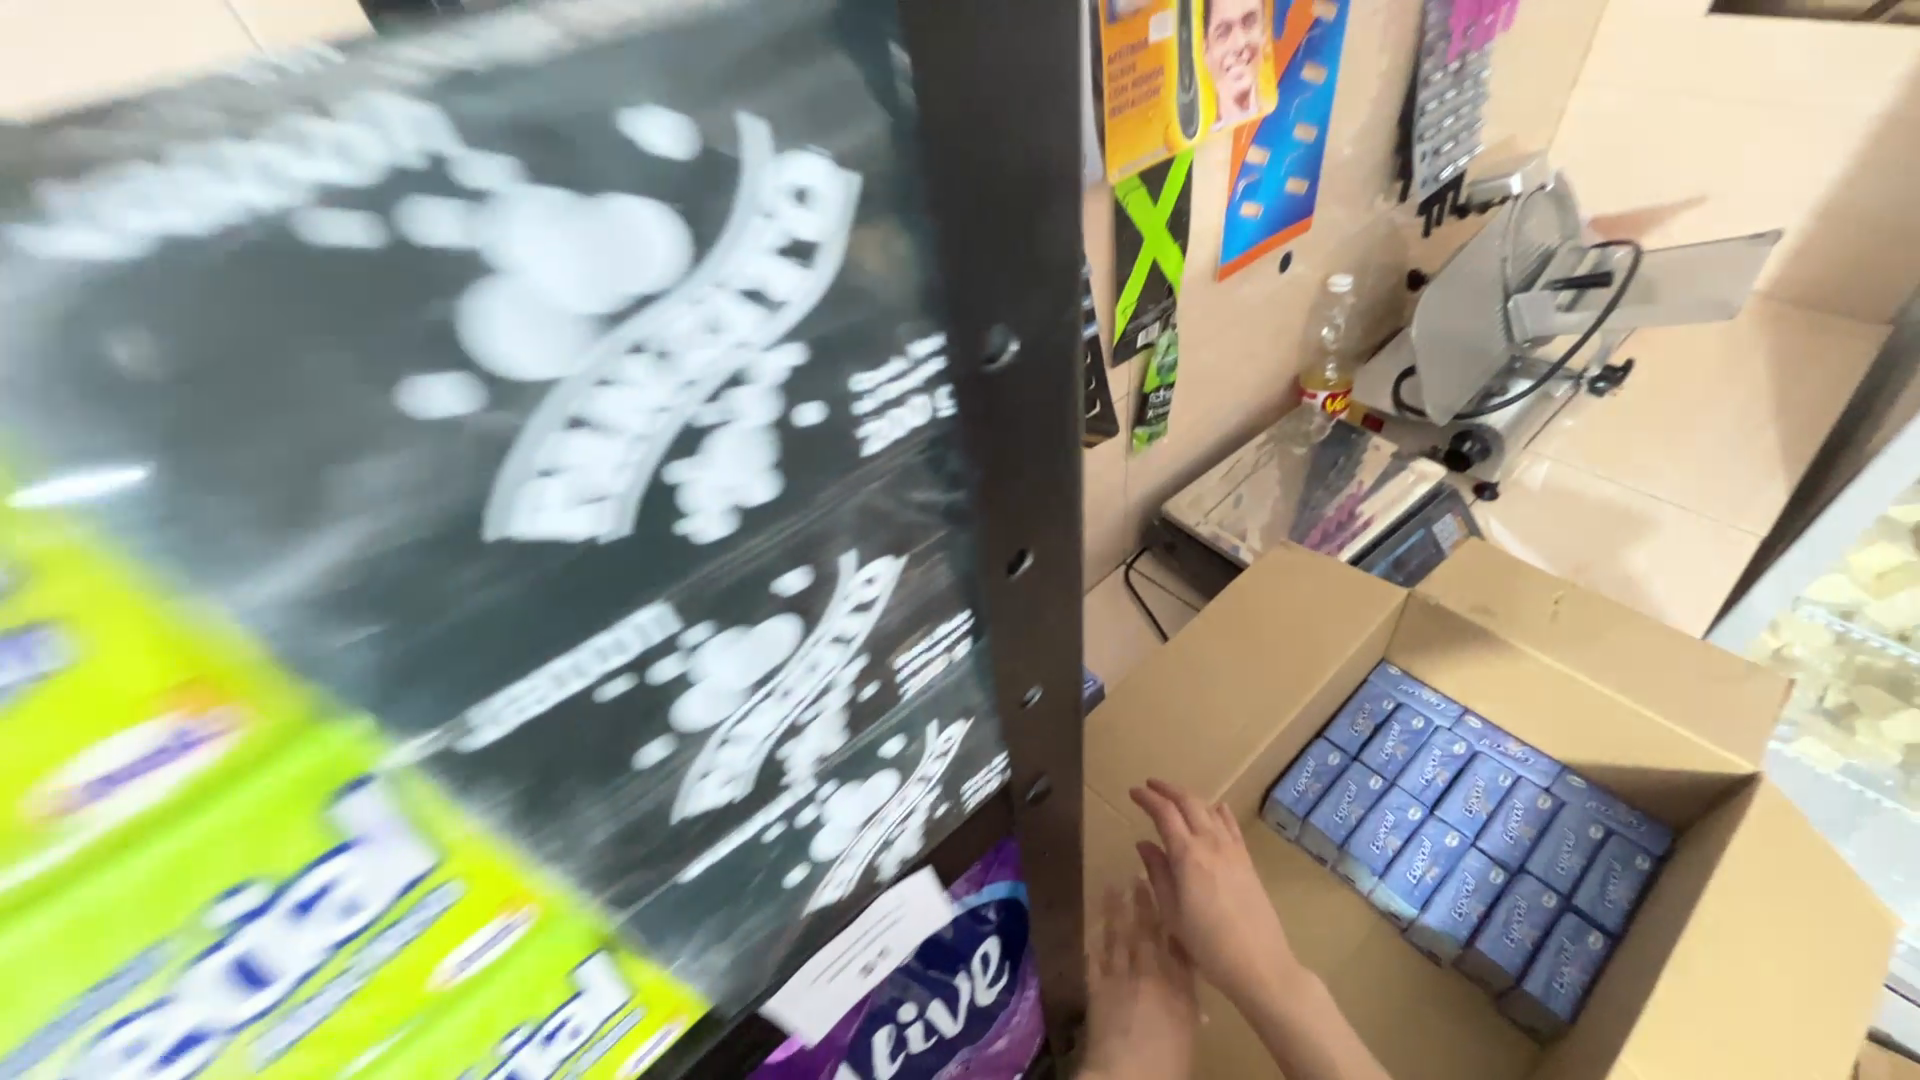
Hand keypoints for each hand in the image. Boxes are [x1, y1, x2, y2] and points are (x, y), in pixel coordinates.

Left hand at [1083, 879, 1196, 1079]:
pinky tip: (1093, 929)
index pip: (1177, 944)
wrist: (1128, 1075)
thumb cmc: (1168, 1063)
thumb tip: (1193, 1003)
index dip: (1172, 918)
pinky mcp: (1096, 986)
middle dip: (1143, 903)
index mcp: (1179, 986)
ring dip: (1115, 910)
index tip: (1169, 894)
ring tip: (1112, 887)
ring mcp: (1120, 976)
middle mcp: (1150, 973)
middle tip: (1138, 877)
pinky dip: (1094, 942)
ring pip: (1118, 935)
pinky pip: (1094, 958)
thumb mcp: (1186, 1032)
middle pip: (1147, 930)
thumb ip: (1187, 1007)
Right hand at [1130, 778, 1298, 1006]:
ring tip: (1175, 796)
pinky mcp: (1248, 861)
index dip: (1147, 798)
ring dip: (1190, 797)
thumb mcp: (1172, 912)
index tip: (1132, 792)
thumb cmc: (1207, 944)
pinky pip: (1231, 826)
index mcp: (1187, 855)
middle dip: (1167, 790)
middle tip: (1150, 786)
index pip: (1164, 813)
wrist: (1260, 964)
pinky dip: (1219, 812)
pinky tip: (1216, 808)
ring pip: (1209, 810)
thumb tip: (1144, 843)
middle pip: (1188, 802)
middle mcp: (1210, 843)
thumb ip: (1157, 873)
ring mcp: (1233, 850)